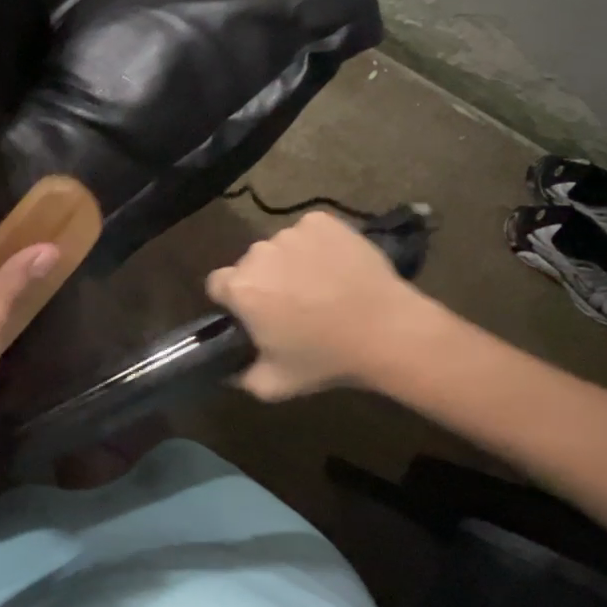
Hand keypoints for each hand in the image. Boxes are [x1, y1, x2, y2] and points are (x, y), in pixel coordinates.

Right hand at [206, 212, 446, 399]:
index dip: (233, 301)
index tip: (254, 315)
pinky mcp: (321, 221)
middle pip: (250, 264)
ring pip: (280, 247)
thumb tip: (229, 370)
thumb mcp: (275, 385)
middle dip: (265, 282)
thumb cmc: (327, 358)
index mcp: (241, 288)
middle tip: (293, 307)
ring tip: (321, 287)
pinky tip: (336, 267)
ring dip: (291, 263)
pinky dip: (317, 245)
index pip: (217, 284)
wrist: (389, 331)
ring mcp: (291, 233)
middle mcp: (258, 252)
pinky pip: (308, 231)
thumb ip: (242, 377)